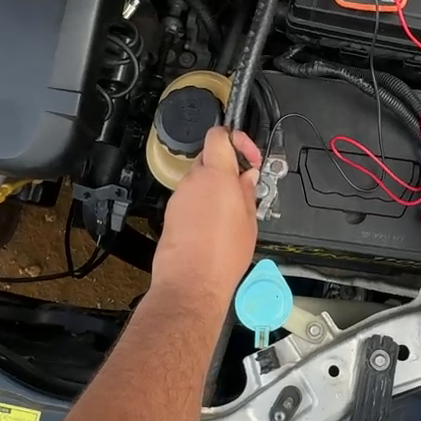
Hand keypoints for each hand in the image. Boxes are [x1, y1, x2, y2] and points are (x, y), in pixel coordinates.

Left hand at [154, 128, 262, 307]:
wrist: (191, 284)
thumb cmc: (221, 257)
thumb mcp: (249, 221)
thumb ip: (248, 192)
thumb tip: (248, 178)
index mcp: (217, 175)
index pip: (219, 136)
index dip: (236, 139)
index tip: (250, 157)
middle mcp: (194, 181)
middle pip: (210, 157)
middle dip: (228, 167)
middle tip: (244, 185)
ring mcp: (180, 196)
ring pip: (199, 179)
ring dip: (215, 187)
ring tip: (231, 210)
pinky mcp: (171, 213)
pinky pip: (190, 198)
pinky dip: (202, 203)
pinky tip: (215, 225)